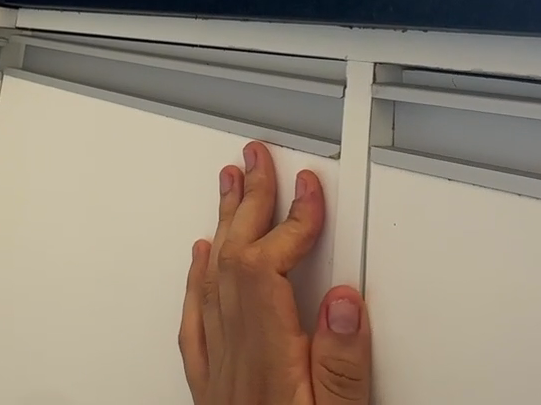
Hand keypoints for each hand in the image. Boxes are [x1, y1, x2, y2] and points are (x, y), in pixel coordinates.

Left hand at [178, 141, 371, 403]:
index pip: (270, 266)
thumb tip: (345, 300)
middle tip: (258, 159)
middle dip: (251, 199)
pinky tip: (202, 255)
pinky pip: (196, 318)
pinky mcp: (211, 388)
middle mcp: (235, 358)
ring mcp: (219, 371)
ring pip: (214, 279)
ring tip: (231, 182)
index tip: (309, 189)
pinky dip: (200, 276)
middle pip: (236, 258)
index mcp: (268, 360)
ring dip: (225, 222)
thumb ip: (343, 365)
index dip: (293, 220)